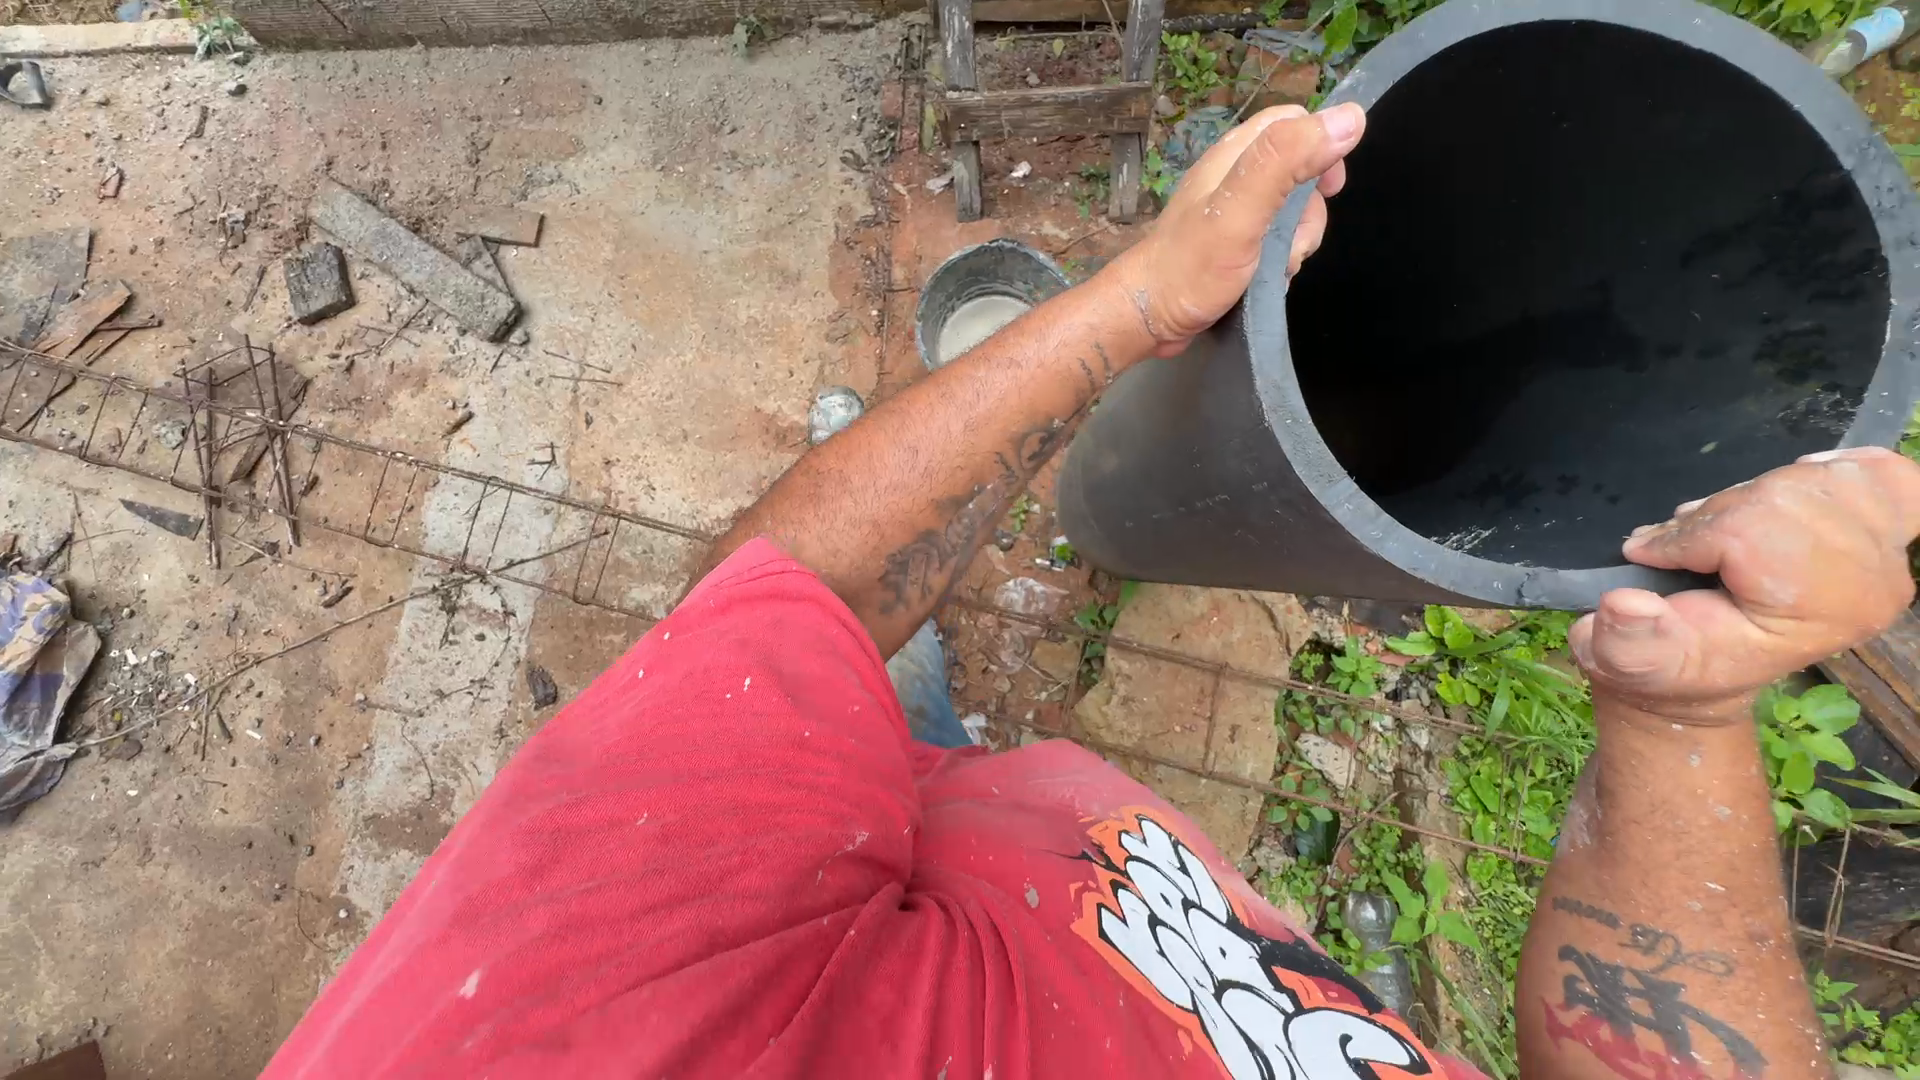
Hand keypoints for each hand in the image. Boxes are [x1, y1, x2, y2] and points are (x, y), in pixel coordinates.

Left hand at [1098, 103, 1365, 358]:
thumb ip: (1286, 161)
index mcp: (1233, 156)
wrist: (1148, 318)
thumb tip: (1349, 119)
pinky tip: (1267, 282)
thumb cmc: (1190, 266)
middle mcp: (1232, 180)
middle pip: (1299, 174)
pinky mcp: (1230, 248)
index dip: (1322, 146)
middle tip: (1292, 244)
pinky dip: (1278, 263)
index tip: (1330, 187)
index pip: (1293, 123)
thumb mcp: (1240, 209)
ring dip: (1295, 244)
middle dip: (1309, 211)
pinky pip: (1272, 245)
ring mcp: (1231, 217)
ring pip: (1290, 215)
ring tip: (1275, 270)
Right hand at [1572, 447, 1919, 721]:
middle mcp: (1870, 581)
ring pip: (1811, 479)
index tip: (1644, 557)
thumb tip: (1626, 602)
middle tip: (1671, 549)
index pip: (1754, 530)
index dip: (1684, 536)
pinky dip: (1833, 471)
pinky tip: (1788, 495)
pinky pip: (1880, 476)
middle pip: (1782, 496)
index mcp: (1816, 614)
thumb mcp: (1630, 662)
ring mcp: (1884, 554)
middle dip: (1708, 516)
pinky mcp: (1881, 535)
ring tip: (1705, 535)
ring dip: (1741, 498)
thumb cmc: (1667, 667)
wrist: (1702, 673)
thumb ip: (1627, 639)